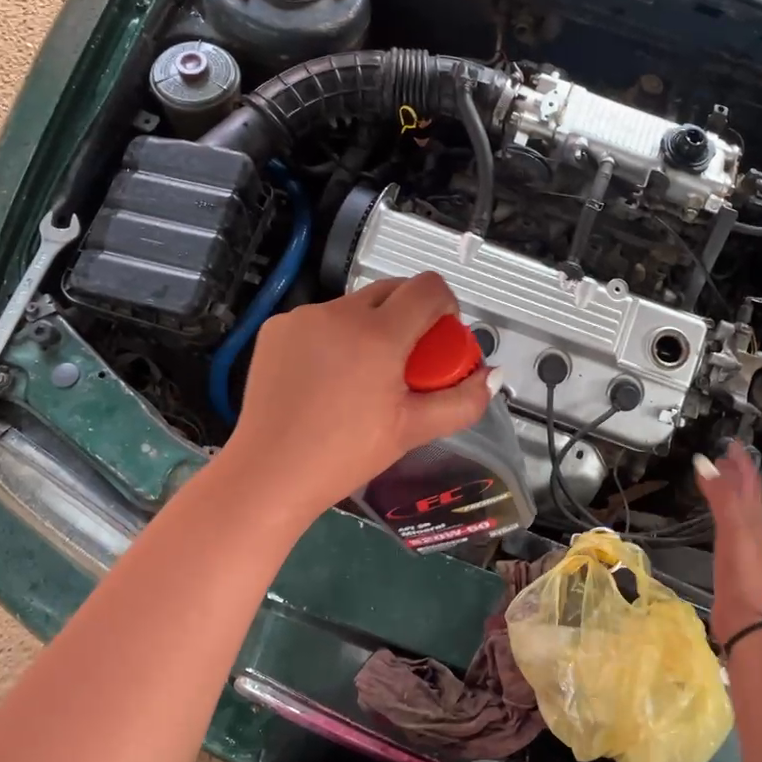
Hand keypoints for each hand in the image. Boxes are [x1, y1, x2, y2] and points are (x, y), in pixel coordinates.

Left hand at [222, 272, 495, 519]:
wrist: (268, 473)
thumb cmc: (344, 455)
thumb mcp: (412, 431)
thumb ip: (462, 401)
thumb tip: (493, 376)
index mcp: (378, 335)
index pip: (428, 288)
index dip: (445, 305)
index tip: (442, 335)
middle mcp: (339, 314)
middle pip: (393, 290)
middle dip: (410, 316)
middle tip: (408, 362)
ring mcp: (303, 318)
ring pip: (355, 306)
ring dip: (370, 327)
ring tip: (362, 376)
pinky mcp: (276, 328)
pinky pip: (320, 319)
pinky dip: (333, 337)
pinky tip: (326, 378)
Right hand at [696, 440, 761, 642]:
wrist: (746, 619)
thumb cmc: (741, 574)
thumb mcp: (733, 528)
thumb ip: (721, 496)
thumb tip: (706, 463)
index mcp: (753, 518)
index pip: (749, 482)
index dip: (743, 462)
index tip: (733, 442)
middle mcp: (751, 529)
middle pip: (746, 495)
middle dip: (736, 473)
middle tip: (723, 456)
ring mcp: (742, 546)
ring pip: (737, 510)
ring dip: (729, 492)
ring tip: (716, 480)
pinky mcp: (731, 562)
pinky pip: (726, 528)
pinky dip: (720, 515)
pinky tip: (714, 521)